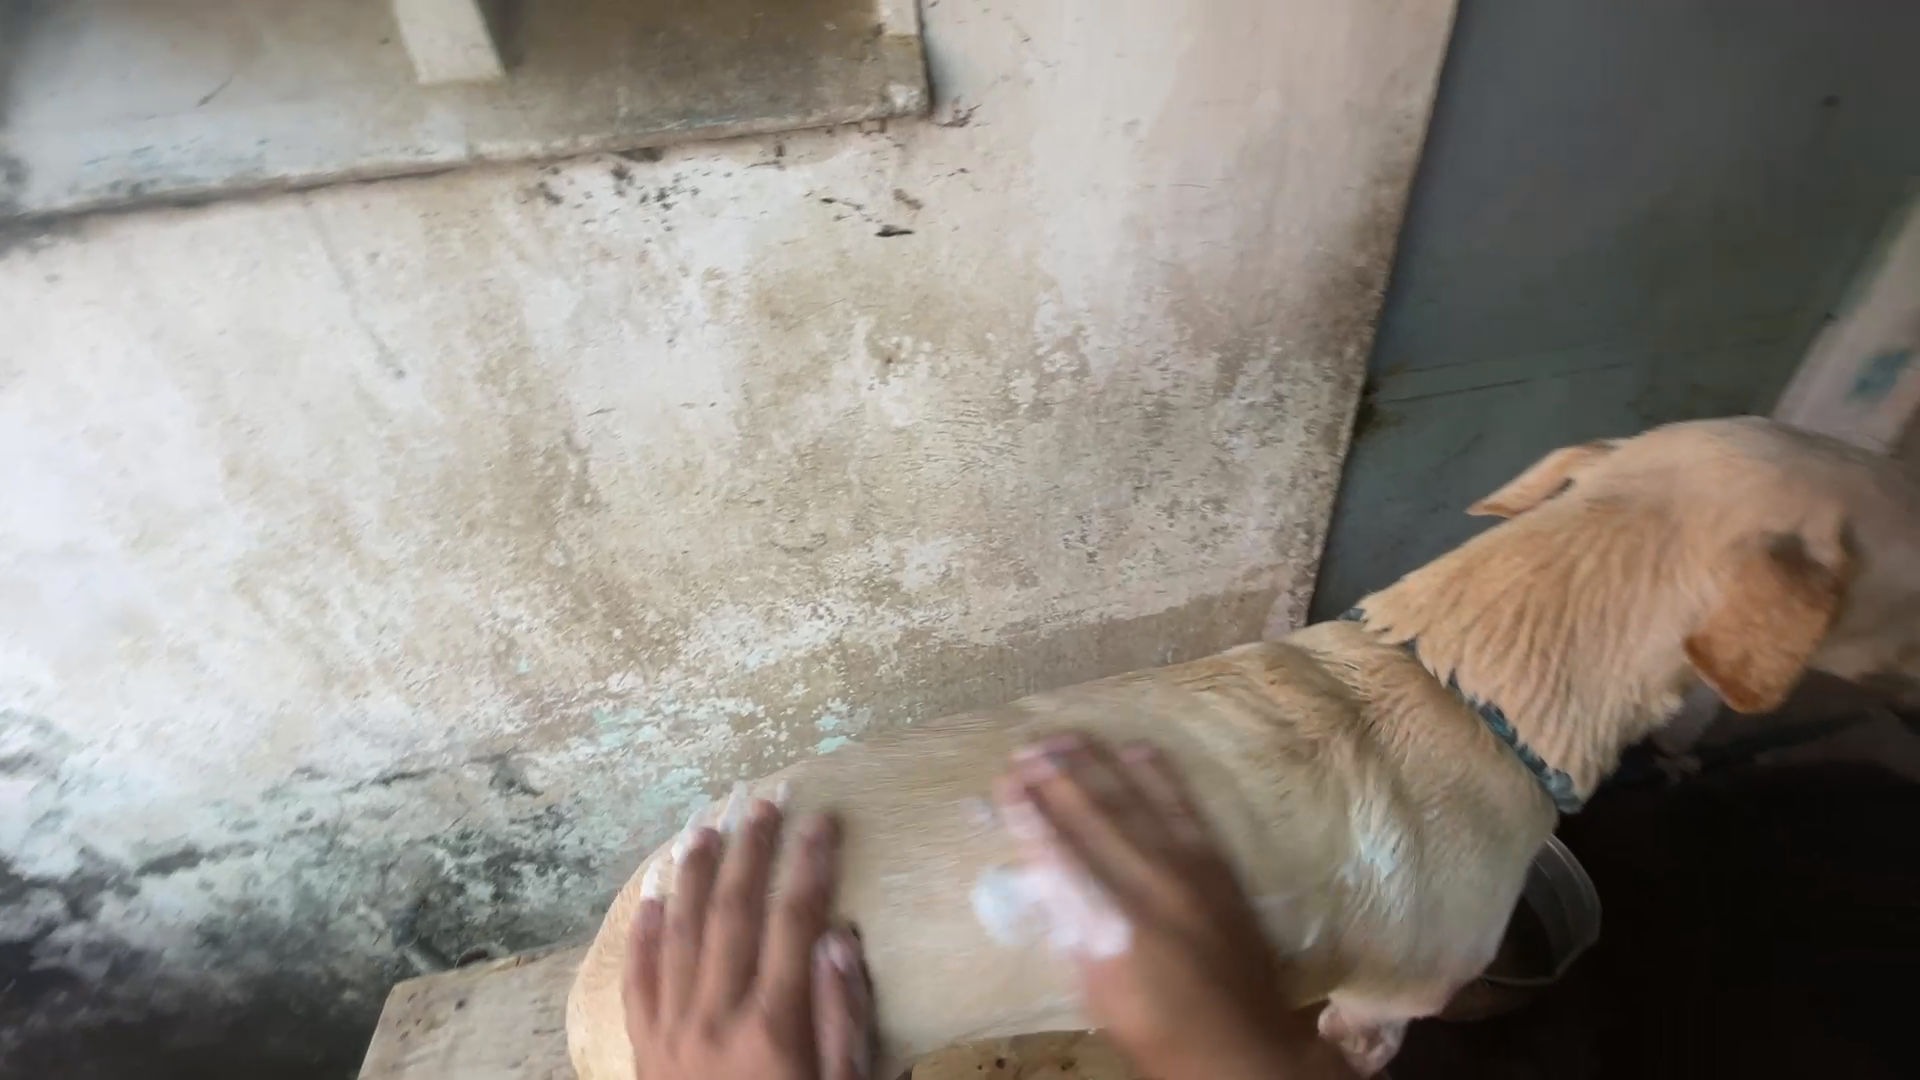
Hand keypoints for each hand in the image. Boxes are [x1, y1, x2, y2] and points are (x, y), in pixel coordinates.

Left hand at [624, 800, 874, 1079]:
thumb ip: (843, 1019)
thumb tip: (837, 937)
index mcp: (774, 1024)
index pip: (795, 919)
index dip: (810, 863)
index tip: (822, 818)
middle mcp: (717, 1015)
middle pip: (733, 910)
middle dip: (752, 848)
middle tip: (765, 800)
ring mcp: (673, 1032)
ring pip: (679, 932)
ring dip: (693, 873)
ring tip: (706, 826)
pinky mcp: (644, 1051)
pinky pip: (636, 982)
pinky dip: (642, 935)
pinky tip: (649, 896)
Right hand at [996, 734, 1354, 1079]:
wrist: (1244, 1048)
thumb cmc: (1154, 1025)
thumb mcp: (1092, 987)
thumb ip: (1068, 924)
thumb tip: (1041, 872)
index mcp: (1109, 925)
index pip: (1058, 854)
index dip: (1028, 815)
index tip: (1006, 783)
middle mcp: (1146, 887)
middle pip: (1091, 818)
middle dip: (1053, 778)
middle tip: (1025, 747)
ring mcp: (1186, 869)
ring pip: (1131, 801)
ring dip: (1094, 764)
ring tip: (1064, 736)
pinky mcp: (1216, 862)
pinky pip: (1183, 806)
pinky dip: (1158, 774)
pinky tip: (1134, 746)